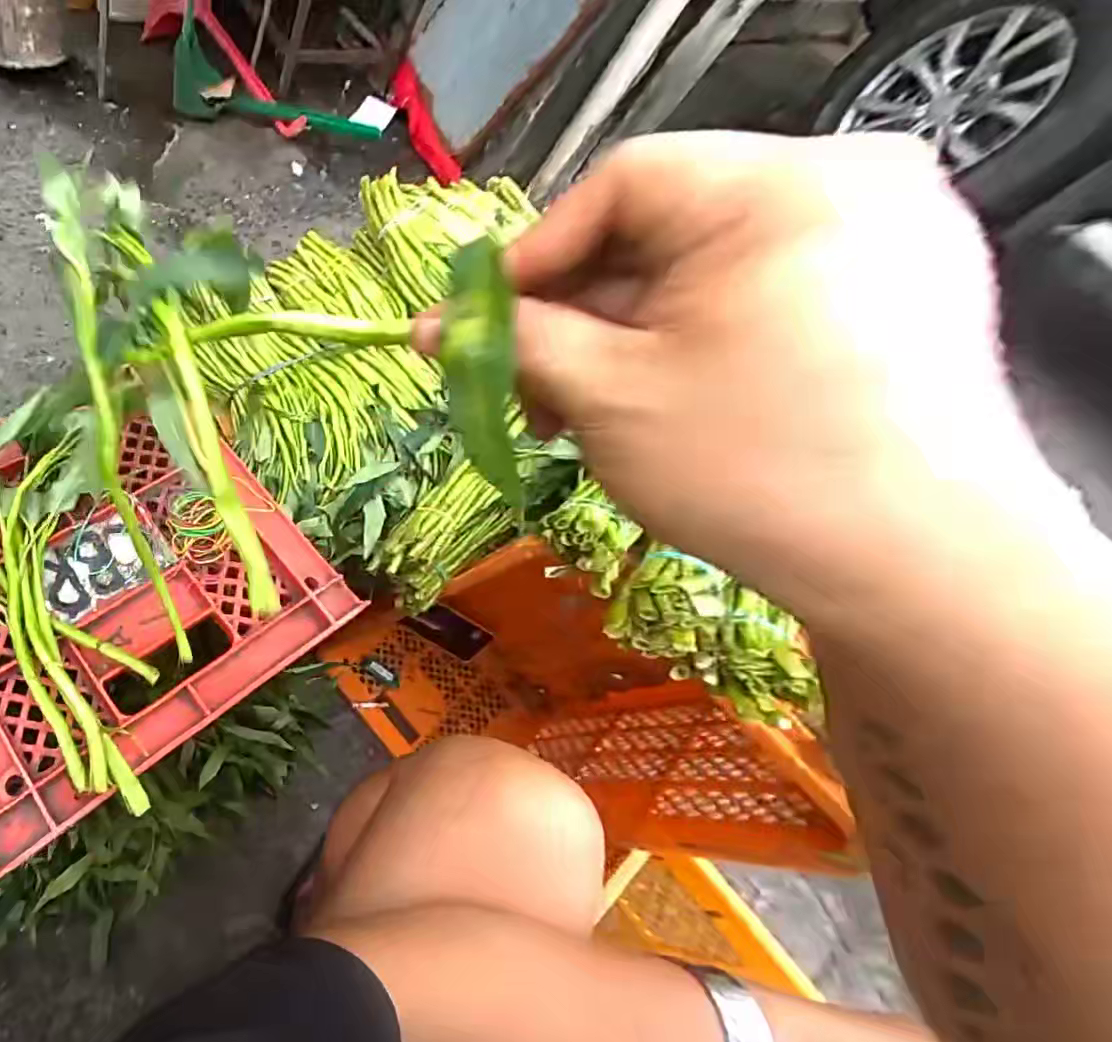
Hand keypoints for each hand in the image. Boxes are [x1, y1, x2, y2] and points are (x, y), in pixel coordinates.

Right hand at [417, 131, 1075, 609]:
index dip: (534, 254)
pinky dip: (656, 348)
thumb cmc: (746, 465)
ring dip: (601, 341)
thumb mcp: (602, 391)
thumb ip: (510, 341)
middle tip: (518, 382)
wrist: (909, 563)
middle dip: (564, 313)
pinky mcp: (862, 295)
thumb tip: (430, 326)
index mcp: (785, 189)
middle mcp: (839, 189)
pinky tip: (625, 404)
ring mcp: (861, 242)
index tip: (482, 324)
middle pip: (647, 230)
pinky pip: (724, 299)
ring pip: (678, 273)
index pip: (619, 183)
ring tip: (567, 411)